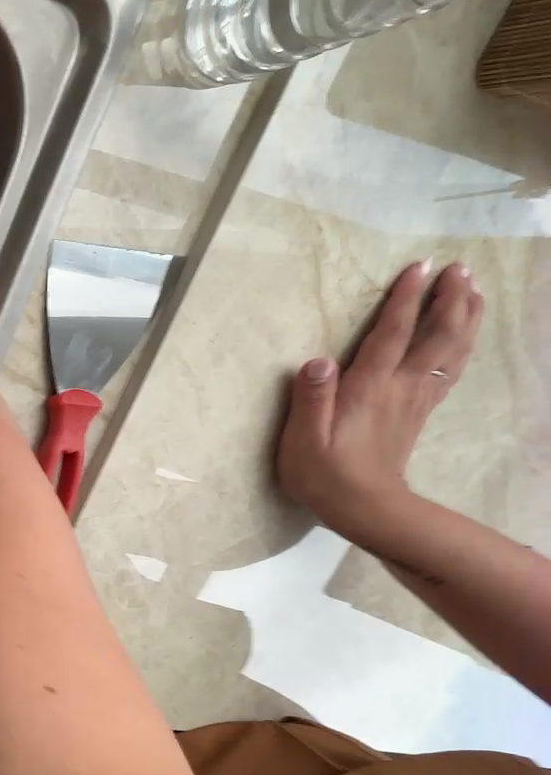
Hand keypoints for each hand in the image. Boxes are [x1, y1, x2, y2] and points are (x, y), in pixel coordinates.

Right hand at [277, 260, 482, 541]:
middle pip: (436, 336)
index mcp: (369, 389)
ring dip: (465, 316)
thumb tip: (317, 359)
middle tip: (459, 269)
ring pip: (452, 349)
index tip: (419, 269)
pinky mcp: (419, 410)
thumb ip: (311, 398)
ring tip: (472, 291)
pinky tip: (463, 336)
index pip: (391, 336)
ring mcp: (416, 399)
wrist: (364, 506)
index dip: (405, 301)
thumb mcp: (302, 438)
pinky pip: (450, 369)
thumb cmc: (322, 472)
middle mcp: (401, 387)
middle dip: (449, 300)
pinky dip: (462, 345)